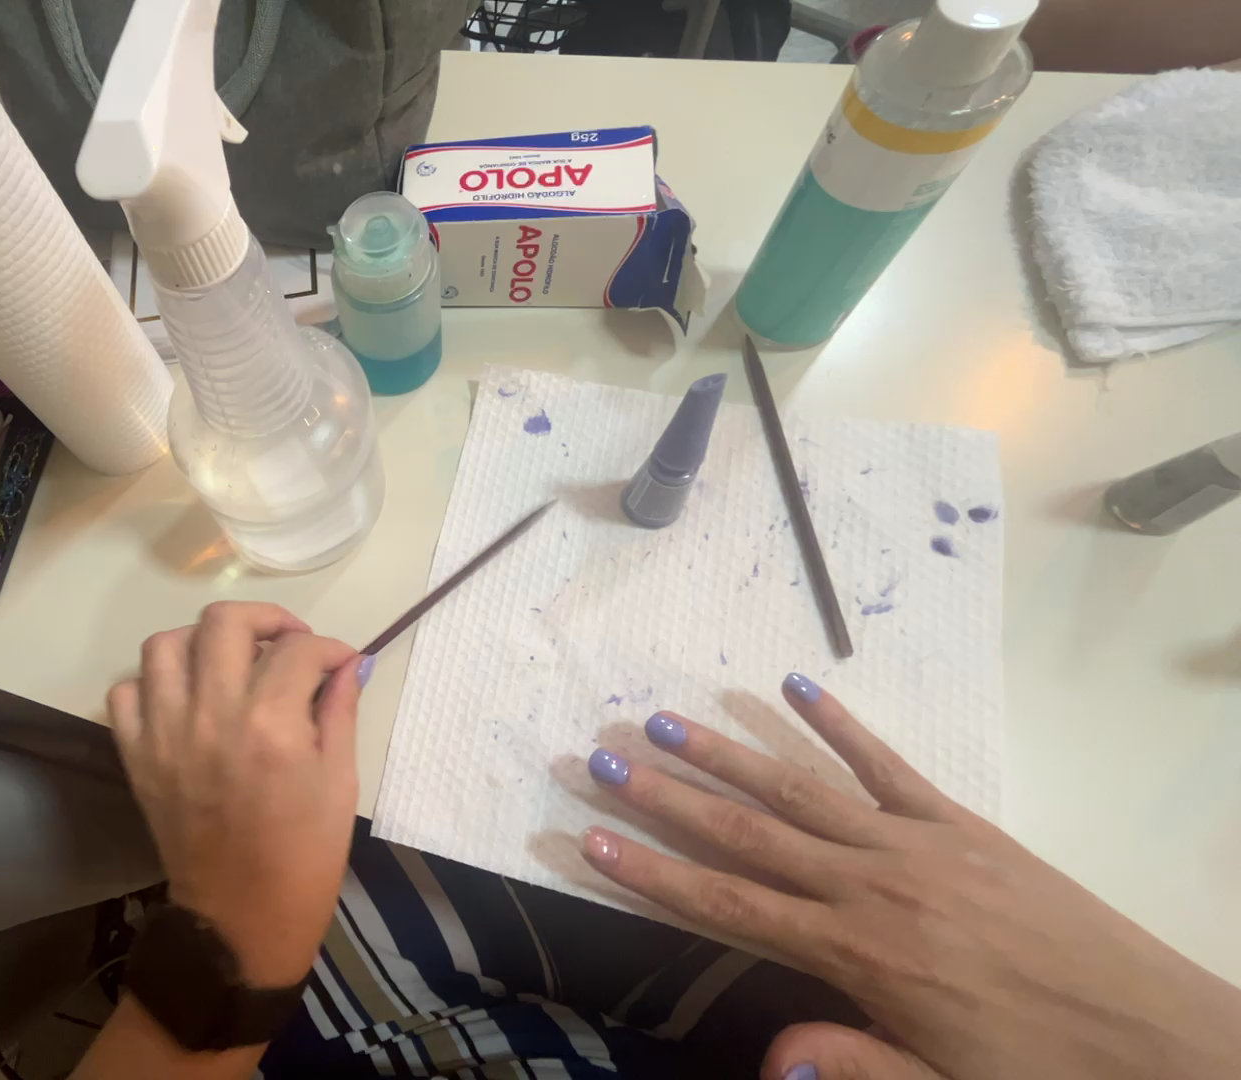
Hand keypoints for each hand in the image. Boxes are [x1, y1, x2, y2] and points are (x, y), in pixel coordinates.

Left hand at [108, 602, 364, 987]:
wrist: (242, 920)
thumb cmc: (305, 855)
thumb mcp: (340, 781)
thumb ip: (340, 710)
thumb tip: (346, 663)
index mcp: (272, 726)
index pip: (299, 649)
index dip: (329, 647)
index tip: (337, 661)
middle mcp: (212, 716)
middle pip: (224, 622)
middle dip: (267, 618)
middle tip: (286, 643)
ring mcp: (165, 734)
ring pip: (165, 644)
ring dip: (203, 641)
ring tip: (229, 661)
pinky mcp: (136, 757)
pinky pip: (125, 693)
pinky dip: (152, 683)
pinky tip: (184, 698)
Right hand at [581, 673, 1240, 1079]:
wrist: (1186, 1051)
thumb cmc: (1047, 1075)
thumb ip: (853, 1062)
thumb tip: (766, 1061)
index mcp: (857, 952)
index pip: (726, 902)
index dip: (652, 872)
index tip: (591, 840)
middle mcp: (868, 884)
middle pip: (741, 830)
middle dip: (662, 795)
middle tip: (602, 759)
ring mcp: (911, 842)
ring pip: (794, 788)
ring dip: (722, 751)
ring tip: (663, 719)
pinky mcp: (957, 822)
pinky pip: (886, 765)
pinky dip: (837, 724)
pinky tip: (793, 684)